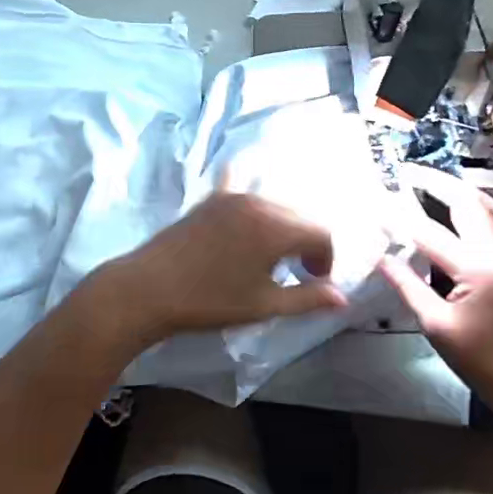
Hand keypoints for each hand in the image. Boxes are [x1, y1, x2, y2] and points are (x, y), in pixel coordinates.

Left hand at [85, 191, 345, 350]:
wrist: (149, 289)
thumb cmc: (210, 302)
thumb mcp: (264, 306)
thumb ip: (307, 298)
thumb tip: (342, 297)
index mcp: (275, 228)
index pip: (320, 233)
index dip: (325, 259)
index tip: (314, 281)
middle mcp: (256, 203)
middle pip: (296, 217)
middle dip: (304, 243)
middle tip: (297, 274)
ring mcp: (229, 197)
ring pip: (271, 206)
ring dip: (280, 227)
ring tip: (269, 257)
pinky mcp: (208, 200)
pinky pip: (236, 187)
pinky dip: (248, 196)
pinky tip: (245, 192)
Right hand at [378, 166, 492, 410]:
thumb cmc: (484, 363)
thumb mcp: (437, 326)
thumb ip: (408, 285)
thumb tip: (379, 257)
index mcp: (477, 267)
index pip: (427, 231)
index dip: (395, 217)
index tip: (372, 205)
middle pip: (468, 202)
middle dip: (436, 183)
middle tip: (407, 173)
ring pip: (487, 208)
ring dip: (458, 191)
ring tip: (430, 183)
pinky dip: (473, 209)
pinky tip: (456, 213)